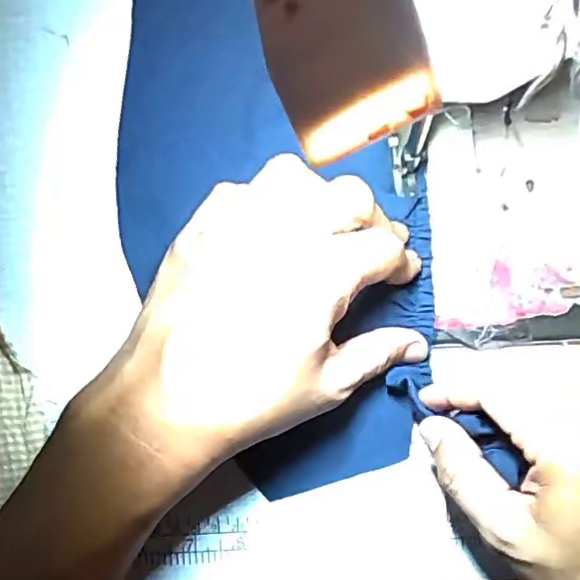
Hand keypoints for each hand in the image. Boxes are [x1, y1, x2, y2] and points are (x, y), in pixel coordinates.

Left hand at [71, 155, 425, 490]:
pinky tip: (274, 234)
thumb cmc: (248, 398)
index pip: (382, 245)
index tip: (403, 274)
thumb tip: (412, 344)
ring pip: (296, 178)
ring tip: (326, 230)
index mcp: (323, 273)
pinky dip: (271, 202)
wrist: (167, 401)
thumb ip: (377, 353)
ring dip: (323, 198)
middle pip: (349, 196)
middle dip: (374, 220)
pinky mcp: (202, 227)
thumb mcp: (329, 384)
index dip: (402, 261)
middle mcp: (282, 233)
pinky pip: (245, 190)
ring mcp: (236, 223)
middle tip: (375, 251)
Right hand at [418, 374, 579, 579]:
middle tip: (460, 434)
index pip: (499, 389)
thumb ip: (464, 474)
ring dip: (521, 404)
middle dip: (489, 402)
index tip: (427, 403)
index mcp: (575, 436)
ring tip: (503, 445)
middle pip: (528, 381)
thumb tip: (434, 429)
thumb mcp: (511, 536)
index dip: (456, 391)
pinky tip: (545, 443)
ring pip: (556, 383)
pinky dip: (555, 409)